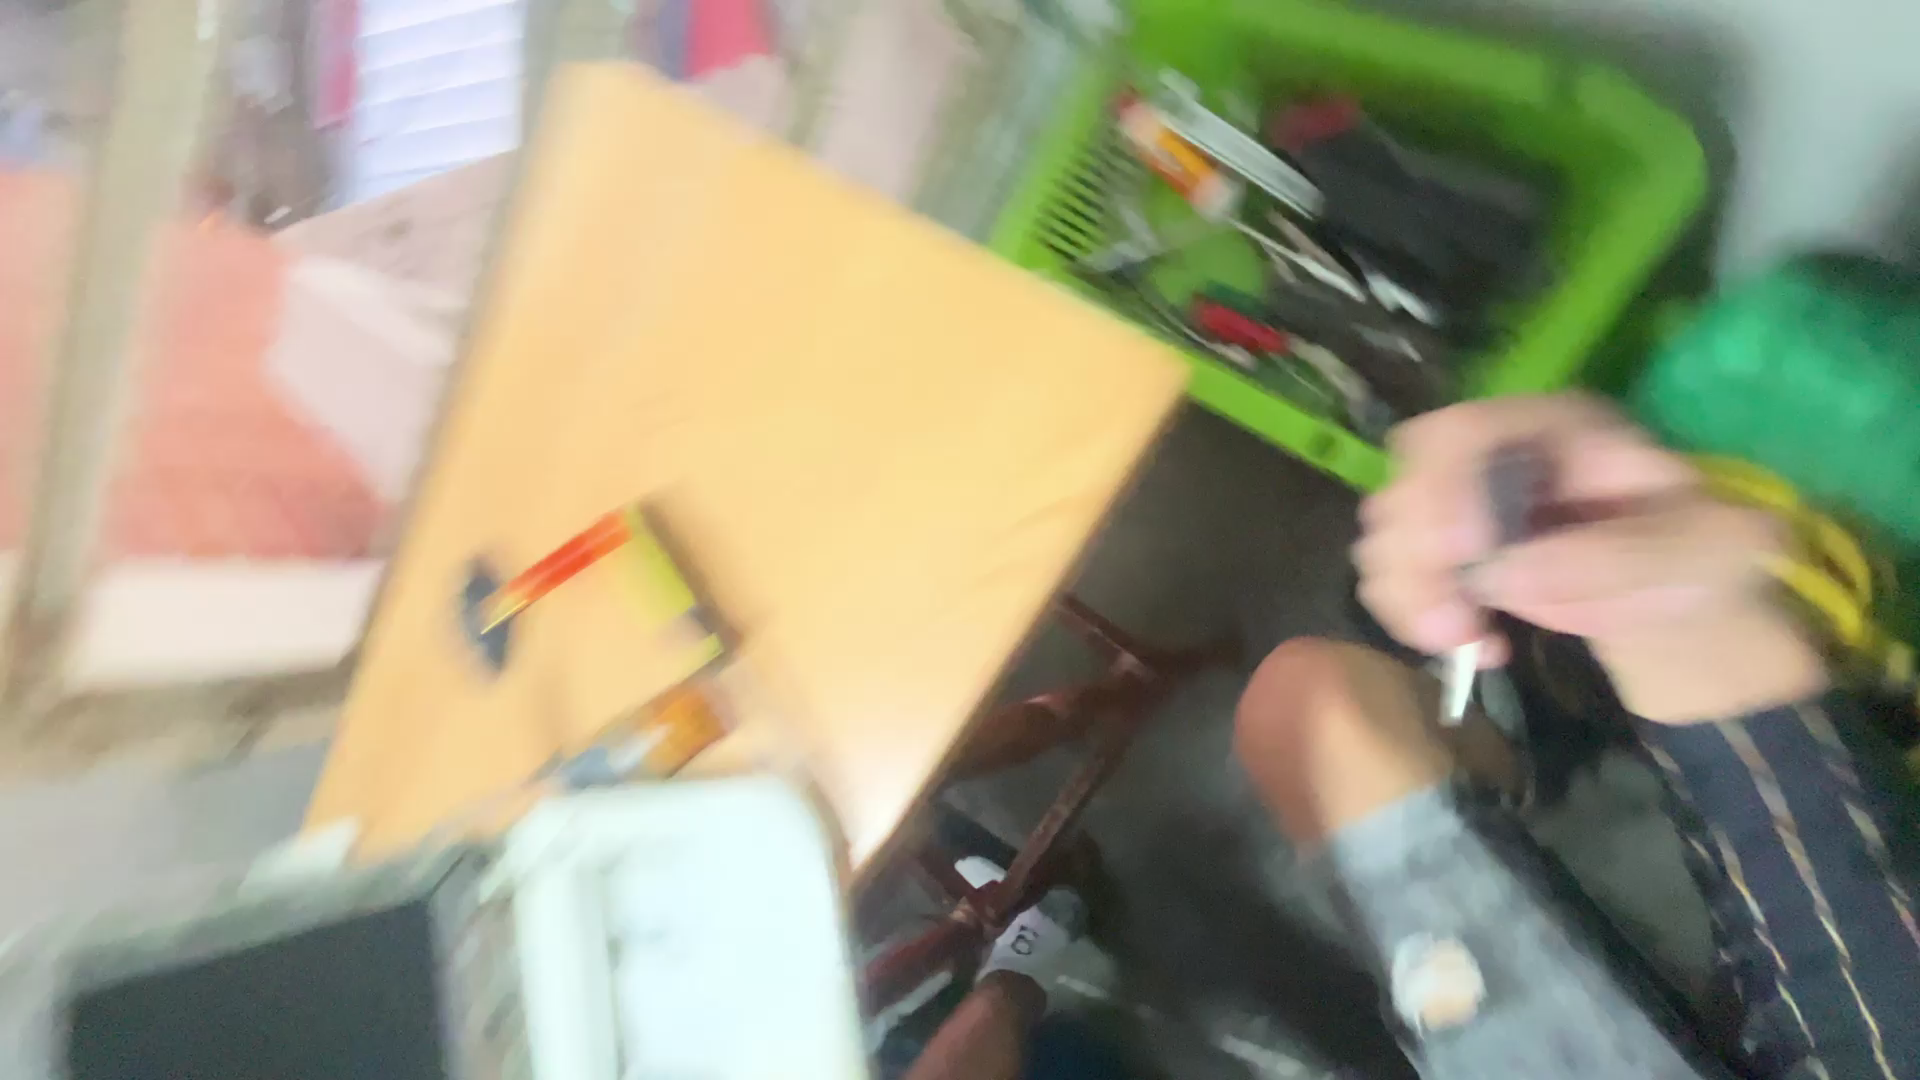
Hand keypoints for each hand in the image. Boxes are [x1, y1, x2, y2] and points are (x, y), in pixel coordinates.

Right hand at [1354, 393, 1826, 722]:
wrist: (1667, 589)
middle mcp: (1479, 458)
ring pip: (1382, 537)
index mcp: (1547, 430)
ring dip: (1407, 596)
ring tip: (1464, 639)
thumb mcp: (1706, 549)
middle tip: (1457, 626)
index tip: (1464, 554)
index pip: (1460, 434)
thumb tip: (1504, 572)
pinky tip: (1460, 639)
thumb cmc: (1697, 555)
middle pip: (1404, 491)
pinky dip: (1407, 614)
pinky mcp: (1425, 549)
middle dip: (1417, 565)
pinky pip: (1384, 576)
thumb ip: (1623, 555)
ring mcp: (1444, 504)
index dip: (1441, 487)